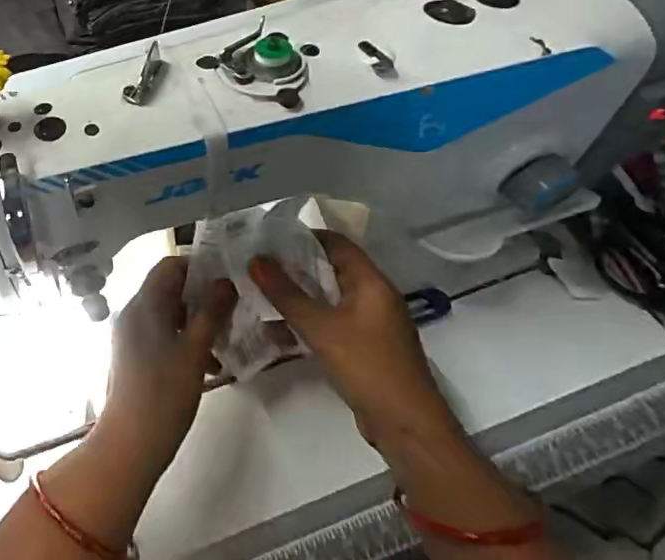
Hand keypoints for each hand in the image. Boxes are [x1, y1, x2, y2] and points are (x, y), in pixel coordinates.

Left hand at [99, 256, 235, 471]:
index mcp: (143, 303)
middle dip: (200, 294)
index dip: (197, 266)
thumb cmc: (164, 393)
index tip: (226, 277)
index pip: (169, 265)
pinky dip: (183, 336)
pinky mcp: (132, 353)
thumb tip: (225, 281)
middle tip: (232, 306)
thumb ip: (211, 313)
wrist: (130, 442)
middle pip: (167, 287)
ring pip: (166, 311)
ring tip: (224, 336)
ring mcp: (129, 333)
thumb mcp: (195, 351)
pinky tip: (207, 361)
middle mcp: (132, 311)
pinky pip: (160, 331)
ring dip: (194, 318)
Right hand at [249, 230, 454, 440]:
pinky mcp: (368, 344)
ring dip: (302, 290)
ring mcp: (374, 321)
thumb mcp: (320, 328)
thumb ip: (286, 293)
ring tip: (264, 289)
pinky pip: (335, 316)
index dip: (302, 236)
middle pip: (332, 266)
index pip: (335, 241)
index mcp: (371, 281)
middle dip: (296, 263)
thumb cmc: (367, 367)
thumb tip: (255, 260)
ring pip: (332, 293)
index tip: (268, 239)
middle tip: (259, 264)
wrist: (408, 429)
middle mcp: (375, 294)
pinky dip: (312, 314)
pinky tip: (284, 321)